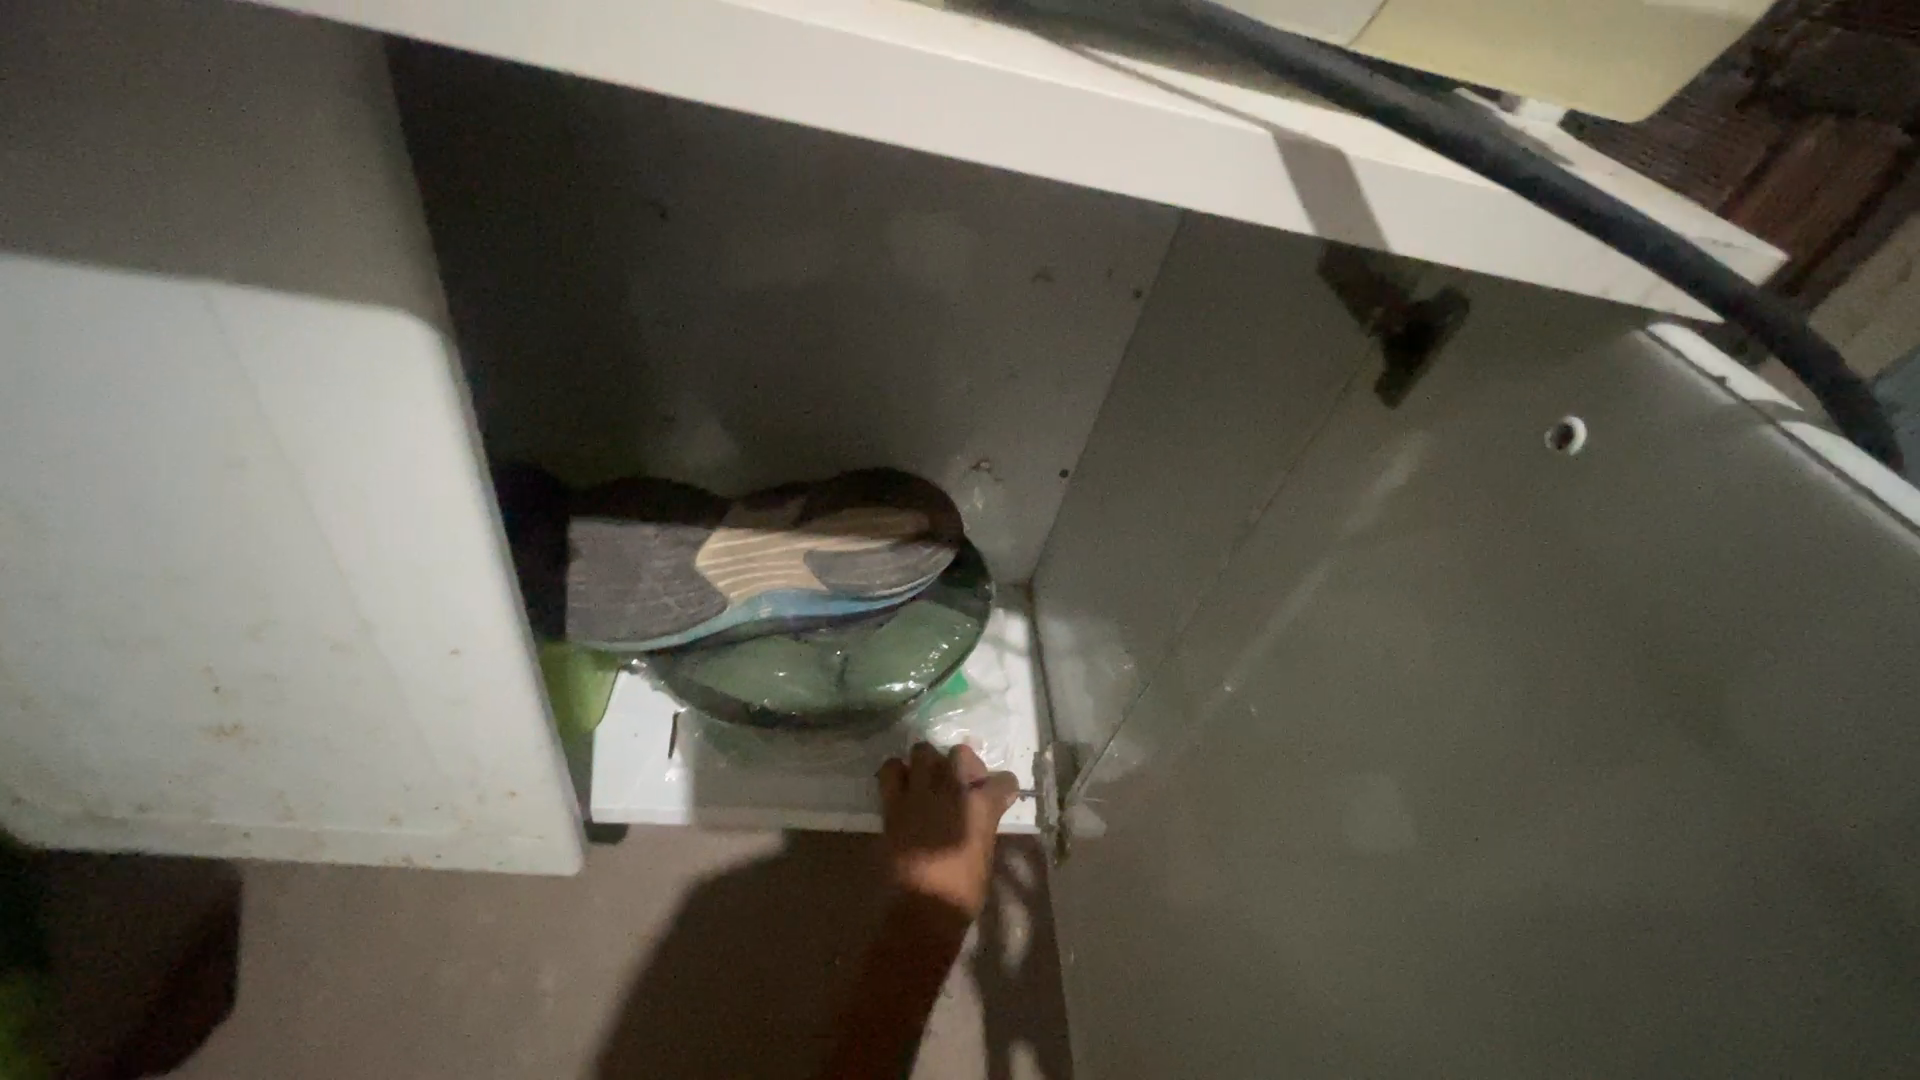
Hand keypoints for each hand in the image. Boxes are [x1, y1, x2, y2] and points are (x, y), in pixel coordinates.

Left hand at [876, 743, 1018, 916]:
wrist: (923, 909)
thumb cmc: (963, 890)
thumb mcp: (985, 853)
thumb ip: (986, 821)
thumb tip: (987, 808)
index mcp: (982, 806)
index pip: (1004, 780)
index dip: (1003, 786)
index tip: (999, 793)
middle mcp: (952, 790)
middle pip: (960, 753)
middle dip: (963, 764)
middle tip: (960, 784)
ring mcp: (920, 794)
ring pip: (922, 751)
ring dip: (928, 763)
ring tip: (929, 782)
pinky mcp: (894, 804)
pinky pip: (890, 770)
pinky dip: (897, 773)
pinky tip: (904, 788)